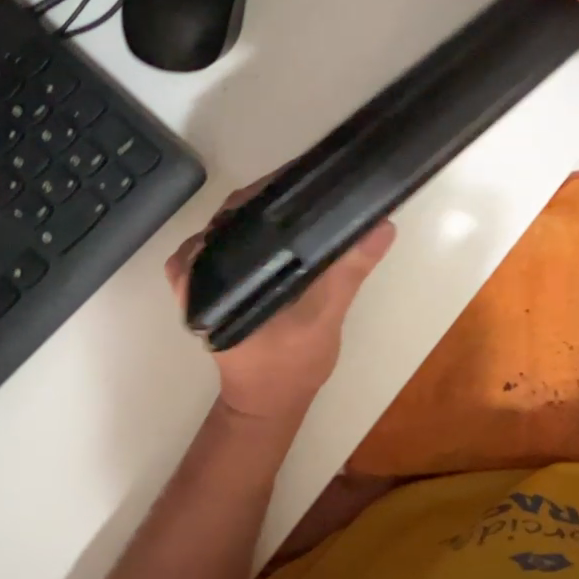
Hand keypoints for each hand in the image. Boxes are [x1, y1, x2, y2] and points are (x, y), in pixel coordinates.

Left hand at [166, 183, 396, 421]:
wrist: (269, 402)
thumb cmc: (288, 365)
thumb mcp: (323, 318)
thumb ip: (347, 271)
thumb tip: (380, 226)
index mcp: (208, 272)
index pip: (240, 211)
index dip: (276, 188)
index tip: (313, 175)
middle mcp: (197, 265)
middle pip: (239, 211)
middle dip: (279, 193)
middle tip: (323, 183)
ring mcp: (204, 272)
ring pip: (240, 222)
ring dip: (274, 208)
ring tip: (316, 197)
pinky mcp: (219, 279)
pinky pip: (240, 239)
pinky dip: (266, 227)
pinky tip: (295, 224)